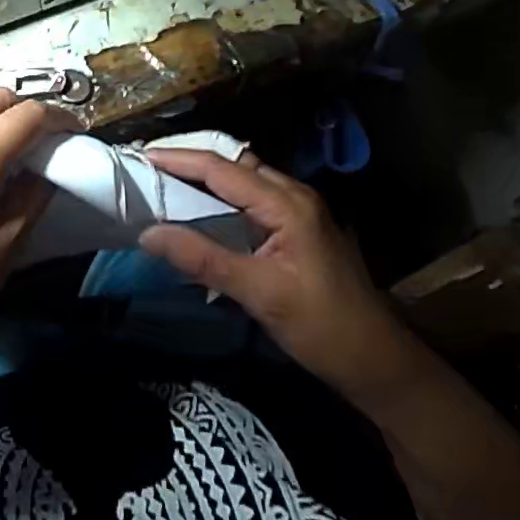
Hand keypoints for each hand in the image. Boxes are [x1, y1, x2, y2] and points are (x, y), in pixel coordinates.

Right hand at [140, 149, 413, 408]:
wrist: (377, 361)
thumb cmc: (321, 326)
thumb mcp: (259, 293)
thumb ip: (203, 258)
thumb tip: (148, 233)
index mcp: (287, 203)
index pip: (222, 169)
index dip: (179, 159)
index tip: (142, 157)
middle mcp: (293, 195)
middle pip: (234, 165)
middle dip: (191, 162)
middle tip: (150, 169)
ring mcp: (299, 211)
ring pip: (244, 181)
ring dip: (207, 179)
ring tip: (167, 185)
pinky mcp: (298, 229)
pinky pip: (253, 200)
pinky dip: (223, 199)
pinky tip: (203, 213)